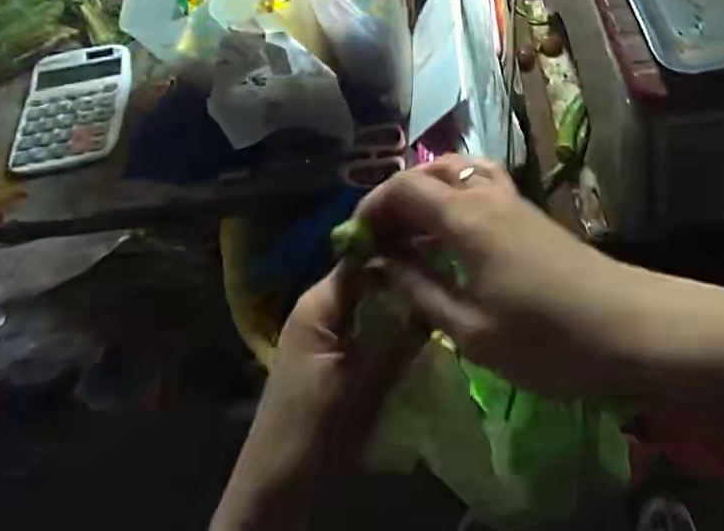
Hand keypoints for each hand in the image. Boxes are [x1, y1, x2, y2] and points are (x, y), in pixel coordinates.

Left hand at [211, 265, 419, 530]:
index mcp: (319, 301)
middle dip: (403, 275)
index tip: (434, 246)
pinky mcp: (338, 354)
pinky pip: (368, 325)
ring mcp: (329, 330)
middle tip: (444, 273)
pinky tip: (420, 327)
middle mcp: (322, 306)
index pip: (360, 258)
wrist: (279, 478)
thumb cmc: (311, 421)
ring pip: (371, 301)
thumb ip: (395, 337)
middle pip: (368, 277)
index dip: (395, 249)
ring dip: (399, 300)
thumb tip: (433, 299)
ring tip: (440, 294)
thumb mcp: (358, 378)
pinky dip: (391, 324)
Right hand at [353, 157, 652, 398]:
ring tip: (409, 232)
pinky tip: (453, 230)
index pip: (402, 189)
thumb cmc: (547, 339)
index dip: (370, 208)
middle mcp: (483, 194)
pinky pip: (477, 184)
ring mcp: (510, 199)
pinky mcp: (527, 212)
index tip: (353, 239)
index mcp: (464, 217)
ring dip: (423, 192)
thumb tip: (378, 264)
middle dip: (393, 199)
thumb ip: (419, 290)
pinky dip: (452, 194)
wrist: (633, 328)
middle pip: (425, 174)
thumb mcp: (471, 330)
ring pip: (453, 172)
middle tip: (377, 239)